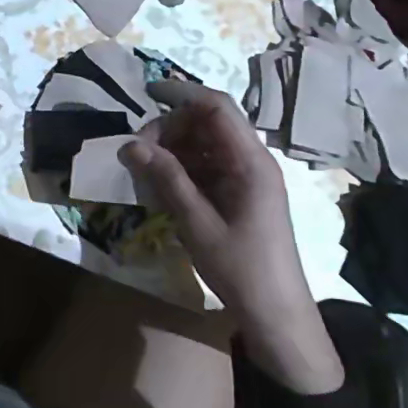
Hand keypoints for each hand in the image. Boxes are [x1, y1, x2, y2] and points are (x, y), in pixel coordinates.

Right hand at [121, 80, 343, 392]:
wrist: (276, 315)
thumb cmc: (241, 267)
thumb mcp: (197, 223)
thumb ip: (167, 178)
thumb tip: (130, 144)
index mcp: (251, 161)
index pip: (216, 107)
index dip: (182, 94)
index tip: (146, 93)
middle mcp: (251, 160)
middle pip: (207, 123)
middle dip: (170, 128)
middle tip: (138, 150)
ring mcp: (245, 177)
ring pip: (203, 144)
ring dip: (172, 148)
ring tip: (143, 168)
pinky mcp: (238, 193)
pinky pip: (205, 166)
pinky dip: (181, 169)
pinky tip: (159, 184)